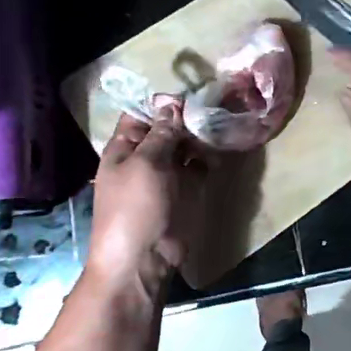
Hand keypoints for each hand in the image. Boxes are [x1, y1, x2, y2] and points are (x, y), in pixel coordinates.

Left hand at [86, 105, 208, 289]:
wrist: (143, 259)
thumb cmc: (135, 207)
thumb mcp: (145, 163)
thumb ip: (162, 132)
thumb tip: (172, 104)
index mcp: (125, 147)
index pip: (142, 114)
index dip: (163, 103)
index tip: (190, 92)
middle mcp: (146, 156)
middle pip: (168, 128)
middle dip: (189, 117)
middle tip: (216, 103)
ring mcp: (168, 174)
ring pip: (187, 146)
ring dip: (203, 136)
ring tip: (224, 123)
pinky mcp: (188, 190)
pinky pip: (200, 166)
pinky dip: (211, 157)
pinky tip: (225, 147)